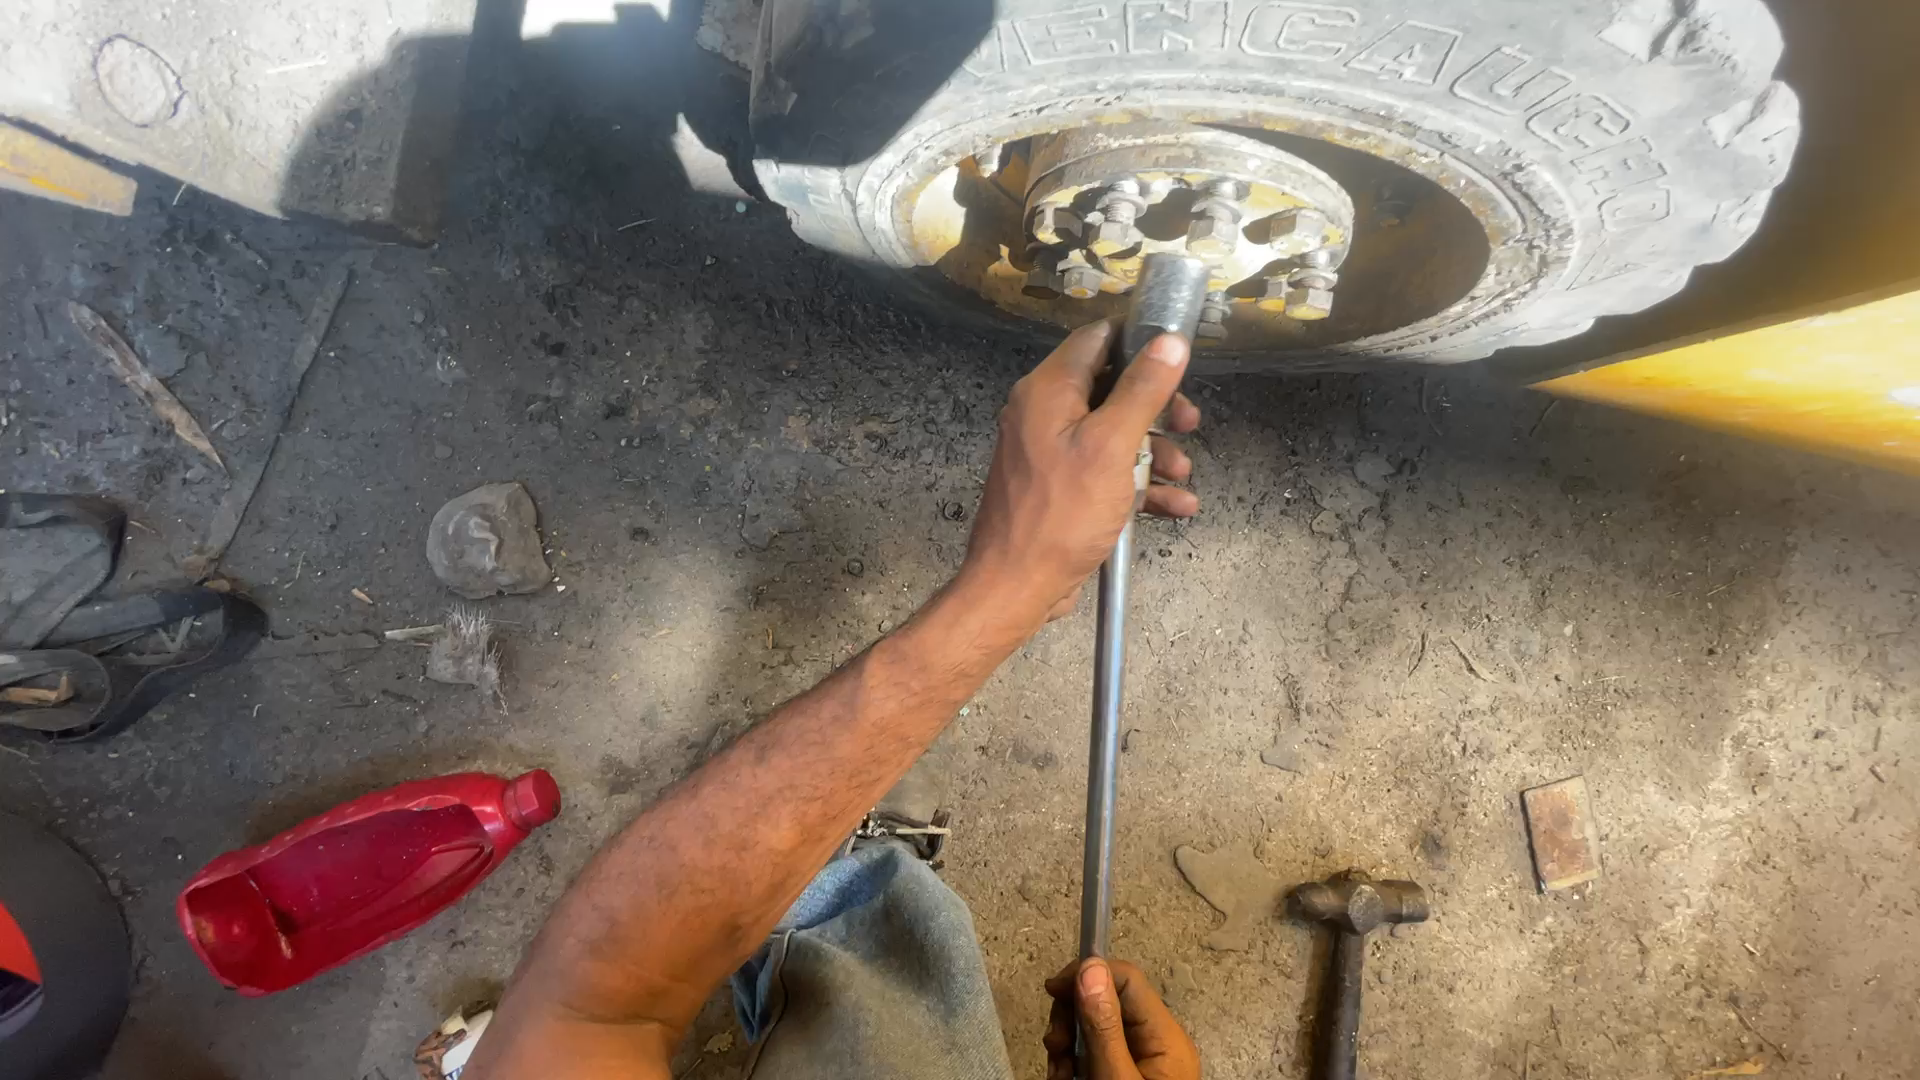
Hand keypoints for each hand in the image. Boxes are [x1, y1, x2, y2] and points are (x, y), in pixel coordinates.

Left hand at [961, 319, 1200, 624]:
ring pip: (1114, 435)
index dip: (1139, 341)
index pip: (1096, 339)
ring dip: (1155, 453)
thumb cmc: (1063, 511)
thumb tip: (1170, 340)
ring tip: (1183, 474)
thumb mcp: (1111, 445)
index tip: (1178, 357)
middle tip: (1190, 423)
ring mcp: (1052, 454)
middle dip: (1156, 407)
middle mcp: (1044, 414)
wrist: (1018, 585)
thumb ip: (1142, 390)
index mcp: (1048, 390)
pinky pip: (1106, 474)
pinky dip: (1140, 487)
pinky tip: (1177, 507)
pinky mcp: (1062, 490)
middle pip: (1111, 389)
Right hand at [1044, 957, 1200, 1079]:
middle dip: (1072, 1016)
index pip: (1125, 976)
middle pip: (1107, 1000)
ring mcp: (1145, 1059)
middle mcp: (1158, 1040)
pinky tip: (1064, 1075)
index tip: (1053, 992)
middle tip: (1054, 1046)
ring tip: (1057, 1070)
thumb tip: (1090, 964)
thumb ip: (1104, 1026)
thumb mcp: (1115, 1079)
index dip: (1087, 974)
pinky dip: (1076, 1059)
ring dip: (1069, 1041)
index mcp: (1165, 1035)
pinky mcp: (1132, 1074)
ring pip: (1097, 1026)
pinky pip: (1099, 1051)